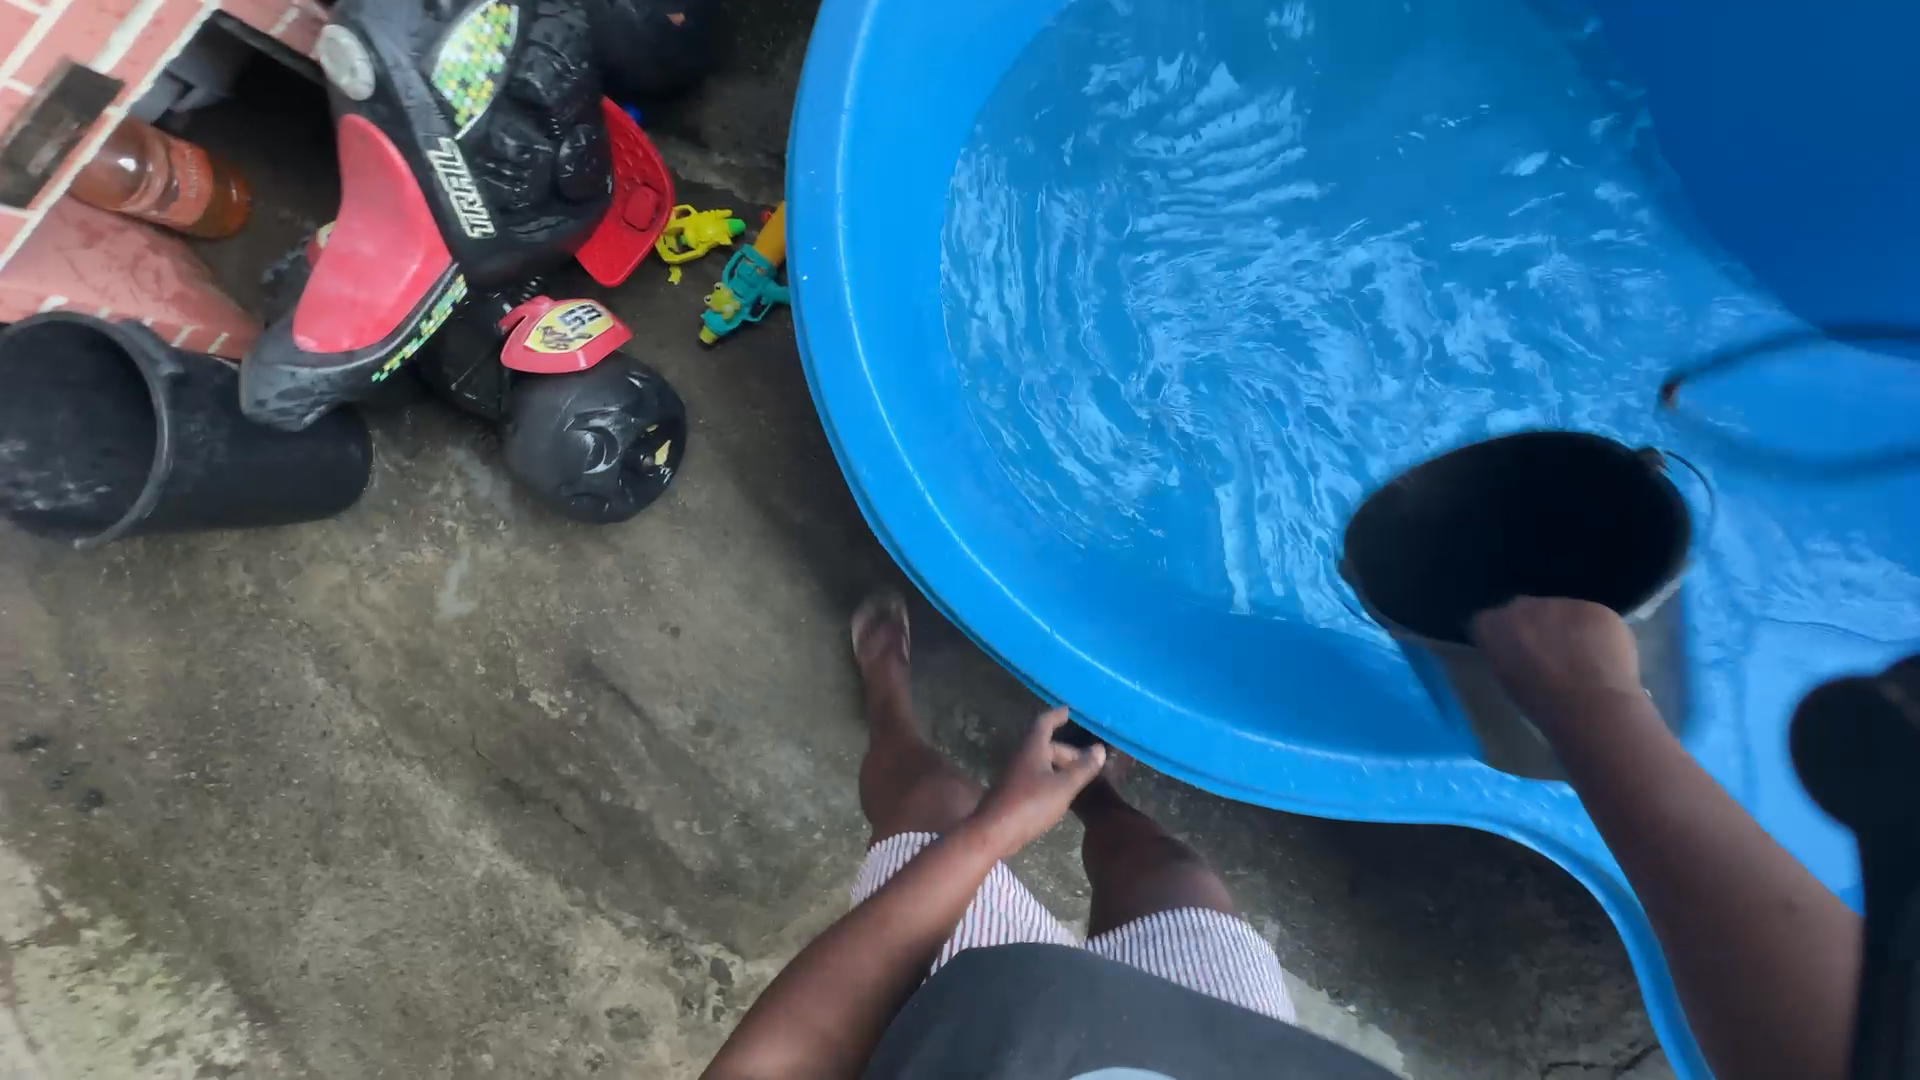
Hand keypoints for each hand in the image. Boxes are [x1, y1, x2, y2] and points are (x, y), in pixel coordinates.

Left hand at [968, 709, 1106, 858]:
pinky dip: (1051, 778)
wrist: (995, 831)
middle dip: (1067, 750)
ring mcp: (1015, 774)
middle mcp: (1022, 756)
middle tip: (1088, 761)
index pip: (1044, 722)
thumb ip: (1083, 768)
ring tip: (1080, 777)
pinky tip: (1062, 793)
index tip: (1068, 711)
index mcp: (1032, 747)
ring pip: (1041, 762)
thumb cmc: (1031, 803)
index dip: (1057, 715)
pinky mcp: (1013, 791)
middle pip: (1045, 745)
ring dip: (1060, 765)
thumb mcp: (1064, 786)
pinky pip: (1036, 776)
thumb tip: (1100, 748)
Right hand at [1470, 597, 1642, 726]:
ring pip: (1560, 612)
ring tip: (1582, 657)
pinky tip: (1603, 654)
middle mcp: (1518, 606)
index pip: (1490, 621)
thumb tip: (1515, 649)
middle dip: (1534, 627)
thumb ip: (1502, 652)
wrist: (1590, 705)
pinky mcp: (1593, 608)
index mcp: (1489, 625)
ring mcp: (1558, 603)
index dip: (1504, 637)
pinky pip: (1591, 616)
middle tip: (1550, 653)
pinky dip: (1595, 631)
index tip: (1516, 654)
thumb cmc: (1540, 701)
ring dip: (1566, 628)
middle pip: (1524, 610)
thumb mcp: (1504, 676)